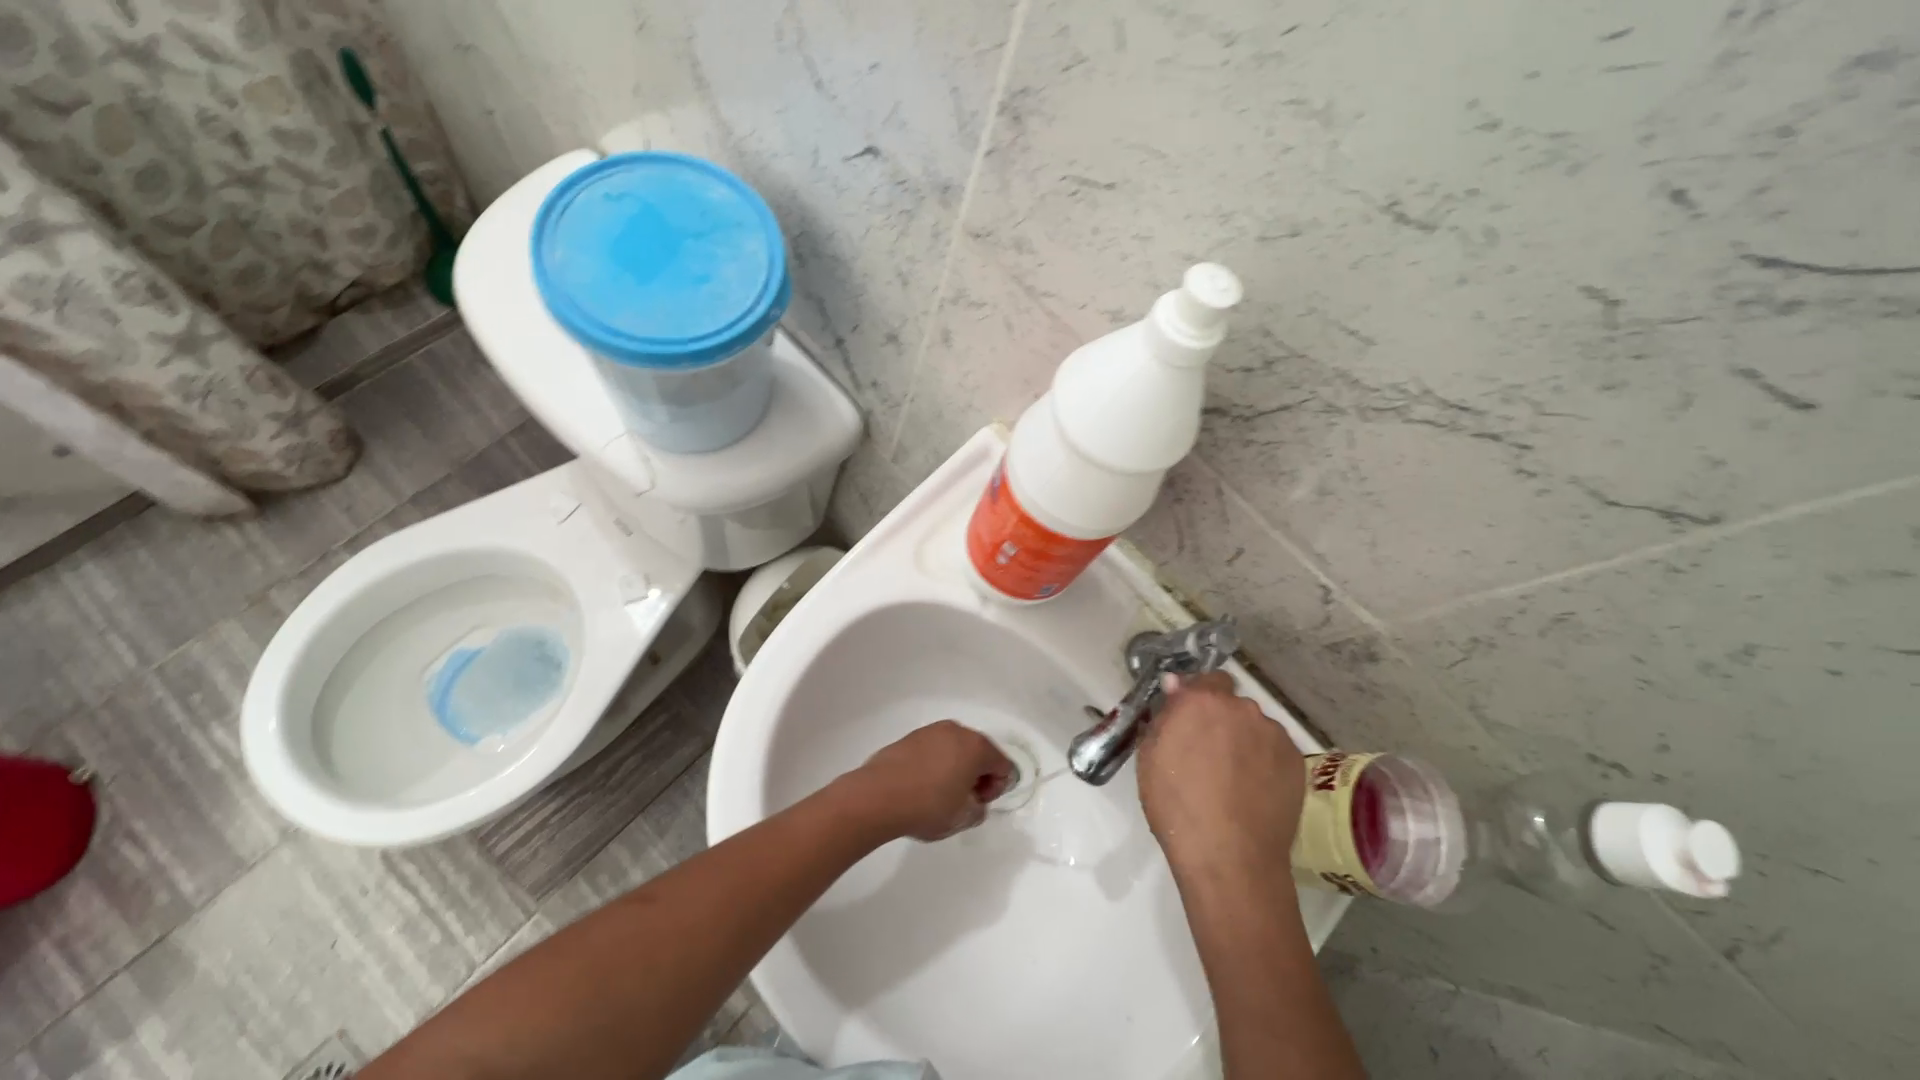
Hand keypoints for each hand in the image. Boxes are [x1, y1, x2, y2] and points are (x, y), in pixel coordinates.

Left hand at [844, 721, 1014, 841]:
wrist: (876, 797)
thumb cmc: (928, 807)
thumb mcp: (964, 818)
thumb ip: (979, 808)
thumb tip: (973, 800)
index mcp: (977, 747)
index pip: (1003, 766)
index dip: (996, 790)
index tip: (976, 805)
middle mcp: (956, 731)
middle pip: (979, 754)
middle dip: (977, 777)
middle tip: (961, 802)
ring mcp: (930, 731)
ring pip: (954, 750)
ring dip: (955, 770)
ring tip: (938, 795)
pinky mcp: (909, 737)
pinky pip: (933, 751)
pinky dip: (934, 765)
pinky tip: (920, 787)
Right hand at [1137, 671, 1303, 877]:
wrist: (1230, 855)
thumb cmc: (1177, 806)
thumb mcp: (1150, 759)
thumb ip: (1163, 717)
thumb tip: (1174, 686)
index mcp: (1201, 702)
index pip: (1206, 679)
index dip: (1197, 698)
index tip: (1189, 721)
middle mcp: (1242, 708)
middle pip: (1231, 704)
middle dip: (1221, 721)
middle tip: (1209, 754)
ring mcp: (1273, 733)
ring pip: (1255, 728)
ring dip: (1245, 741)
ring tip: (1235, 778)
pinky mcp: (1296, 760)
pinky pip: (1275, 751)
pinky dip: (1265, 763)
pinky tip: (1254, 791)